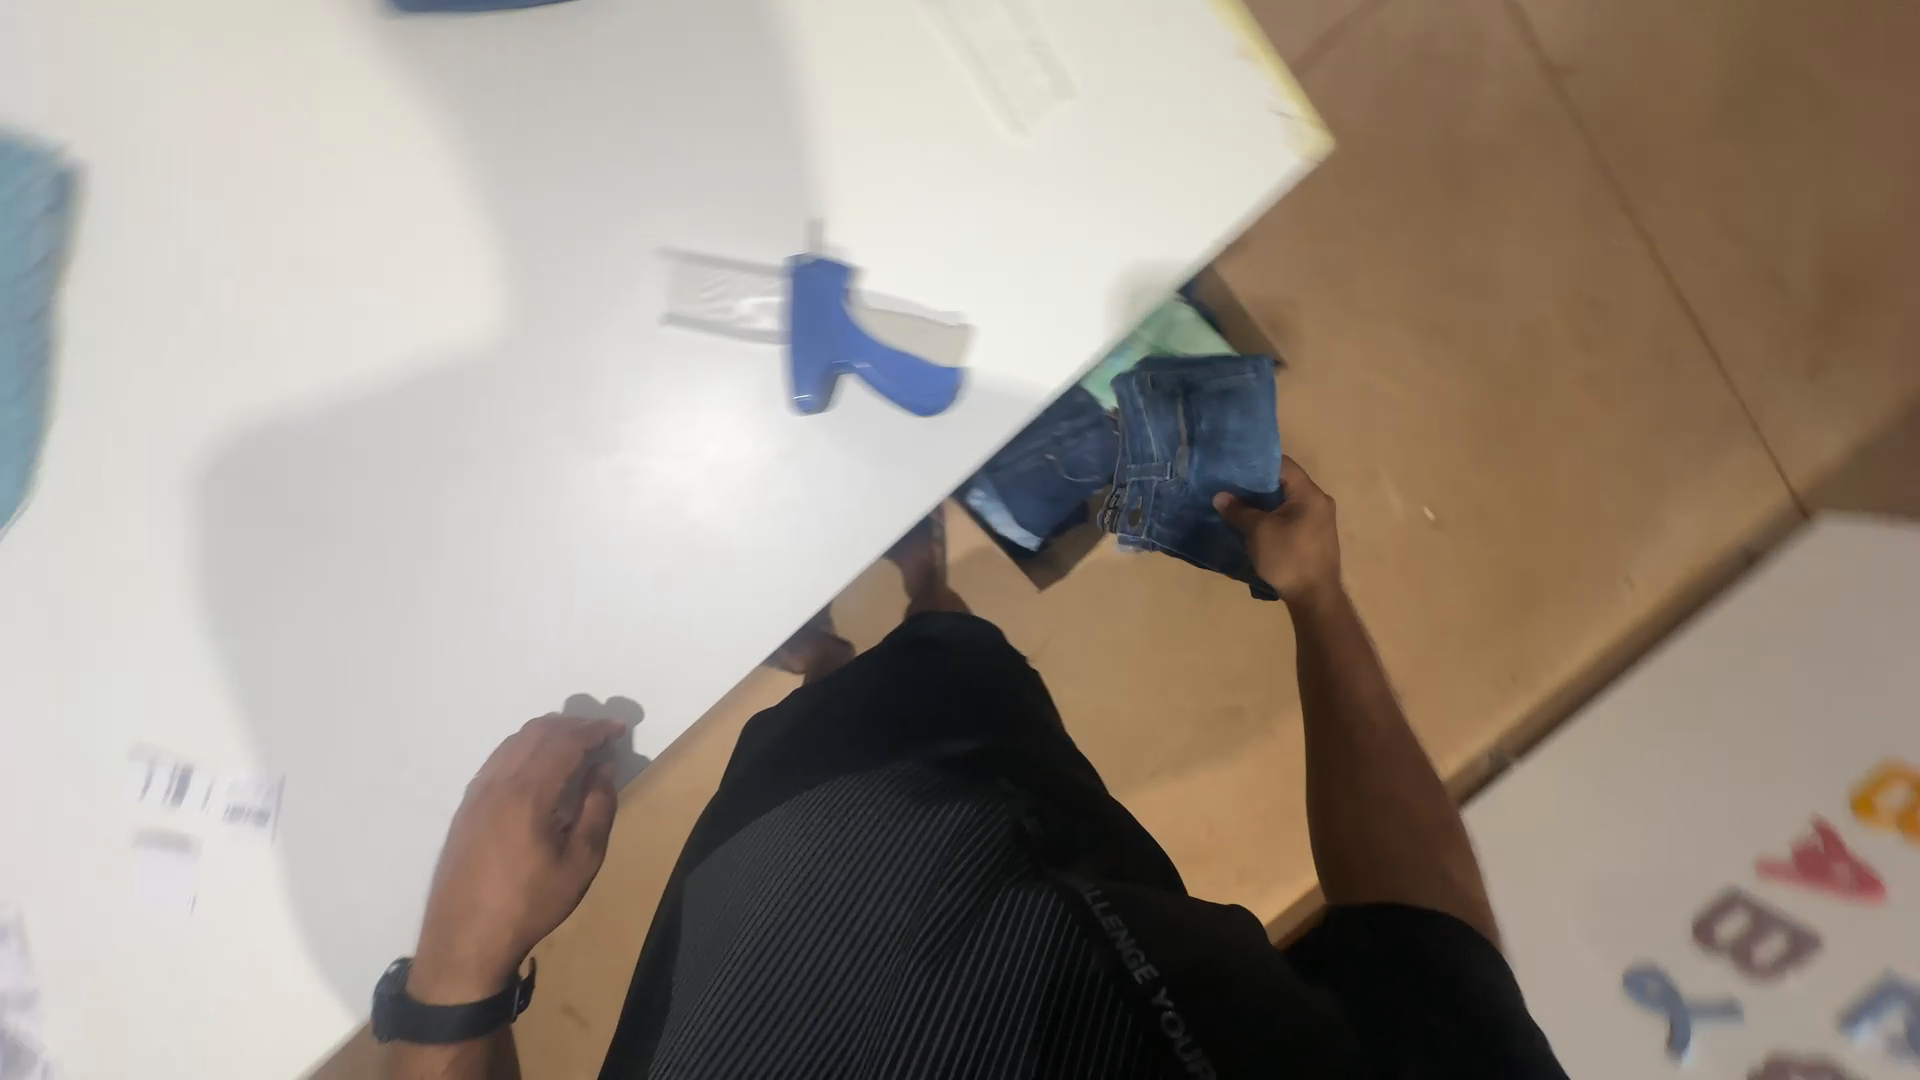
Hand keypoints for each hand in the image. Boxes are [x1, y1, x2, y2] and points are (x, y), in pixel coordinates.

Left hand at [408, 715, 625, 1003]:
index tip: (620, 729)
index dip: (595, 729)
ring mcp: (476, 795)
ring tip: (577, 746)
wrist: (463, 945)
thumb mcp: (583, 859)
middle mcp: (497, 784)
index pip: (565, 741)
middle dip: (574, 725)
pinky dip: (527, 748)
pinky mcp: (466, 809)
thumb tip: (604, 767)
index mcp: (528, 795)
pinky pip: (499, 759)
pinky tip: (543, 768)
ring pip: (514, 741)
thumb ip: (598, 806)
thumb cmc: (531, 903)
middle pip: (538, 731)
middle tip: (603, 735)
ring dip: (549, 733)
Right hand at [1214, 456, 1341, 607]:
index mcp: (1309, 494)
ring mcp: (1318, 521)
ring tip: (1236, 504)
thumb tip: (1220, 496)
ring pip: (1285, 502)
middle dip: (1256, 484)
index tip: (1233, 466)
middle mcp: (1318, 502)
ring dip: (1262, 503)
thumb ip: (1239, 510)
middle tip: (1229, 486)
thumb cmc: (1288, 557)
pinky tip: (1252, 525)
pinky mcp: (1313, 537)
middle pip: (1284, 483)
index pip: (1283, 464)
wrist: (1314, 596)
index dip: (1257, 462)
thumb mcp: (1258, 531)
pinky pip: (1289, 517)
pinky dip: (1271, 517)